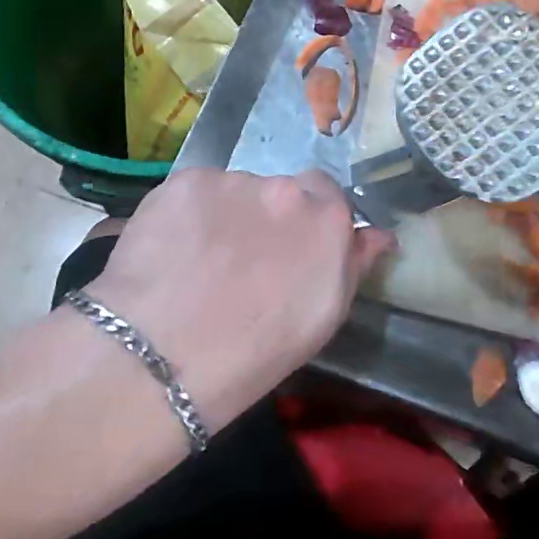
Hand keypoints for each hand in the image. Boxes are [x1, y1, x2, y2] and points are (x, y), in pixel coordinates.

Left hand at [84, 168, 392, 428]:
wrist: (160, 358)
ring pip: (236, 191)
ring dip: (228, 214)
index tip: (289, 251)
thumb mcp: (322, 318)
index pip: (328, 195)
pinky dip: (190, 214)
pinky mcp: (184, 181)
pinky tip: (174, 250)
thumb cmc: (254, 353)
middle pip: (282, 191)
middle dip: (269, 217)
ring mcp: (232, 180)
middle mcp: (285, 188)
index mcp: (327, 218)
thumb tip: (378, 234)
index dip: (308, 222)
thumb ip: (354, 264)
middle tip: (243, 261)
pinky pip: (197, 192)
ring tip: (200, 261)